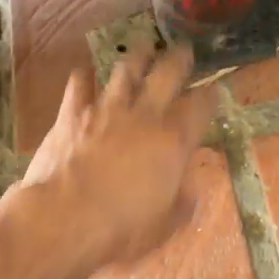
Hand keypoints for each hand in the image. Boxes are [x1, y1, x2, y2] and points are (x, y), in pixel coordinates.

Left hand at [18, 44, 220, 267]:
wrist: (64, 218)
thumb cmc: (121, 230)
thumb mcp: (164, 227)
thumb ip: (182, 205)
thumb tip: (192, 192)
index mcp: (173, 142)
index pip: (200, 108)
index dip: (210, 96)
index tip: (214, 89)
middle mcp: (144, 115)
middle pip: (167, 74)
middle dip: (179, 59)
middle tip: (183, 49)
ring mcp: (107, 109)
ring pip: (127, 70)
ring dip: (137, 58)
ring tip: (143, 48)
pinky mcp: (73, 112)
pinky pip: (80, 84)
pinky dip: (84, 77)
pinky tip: (85, 72)